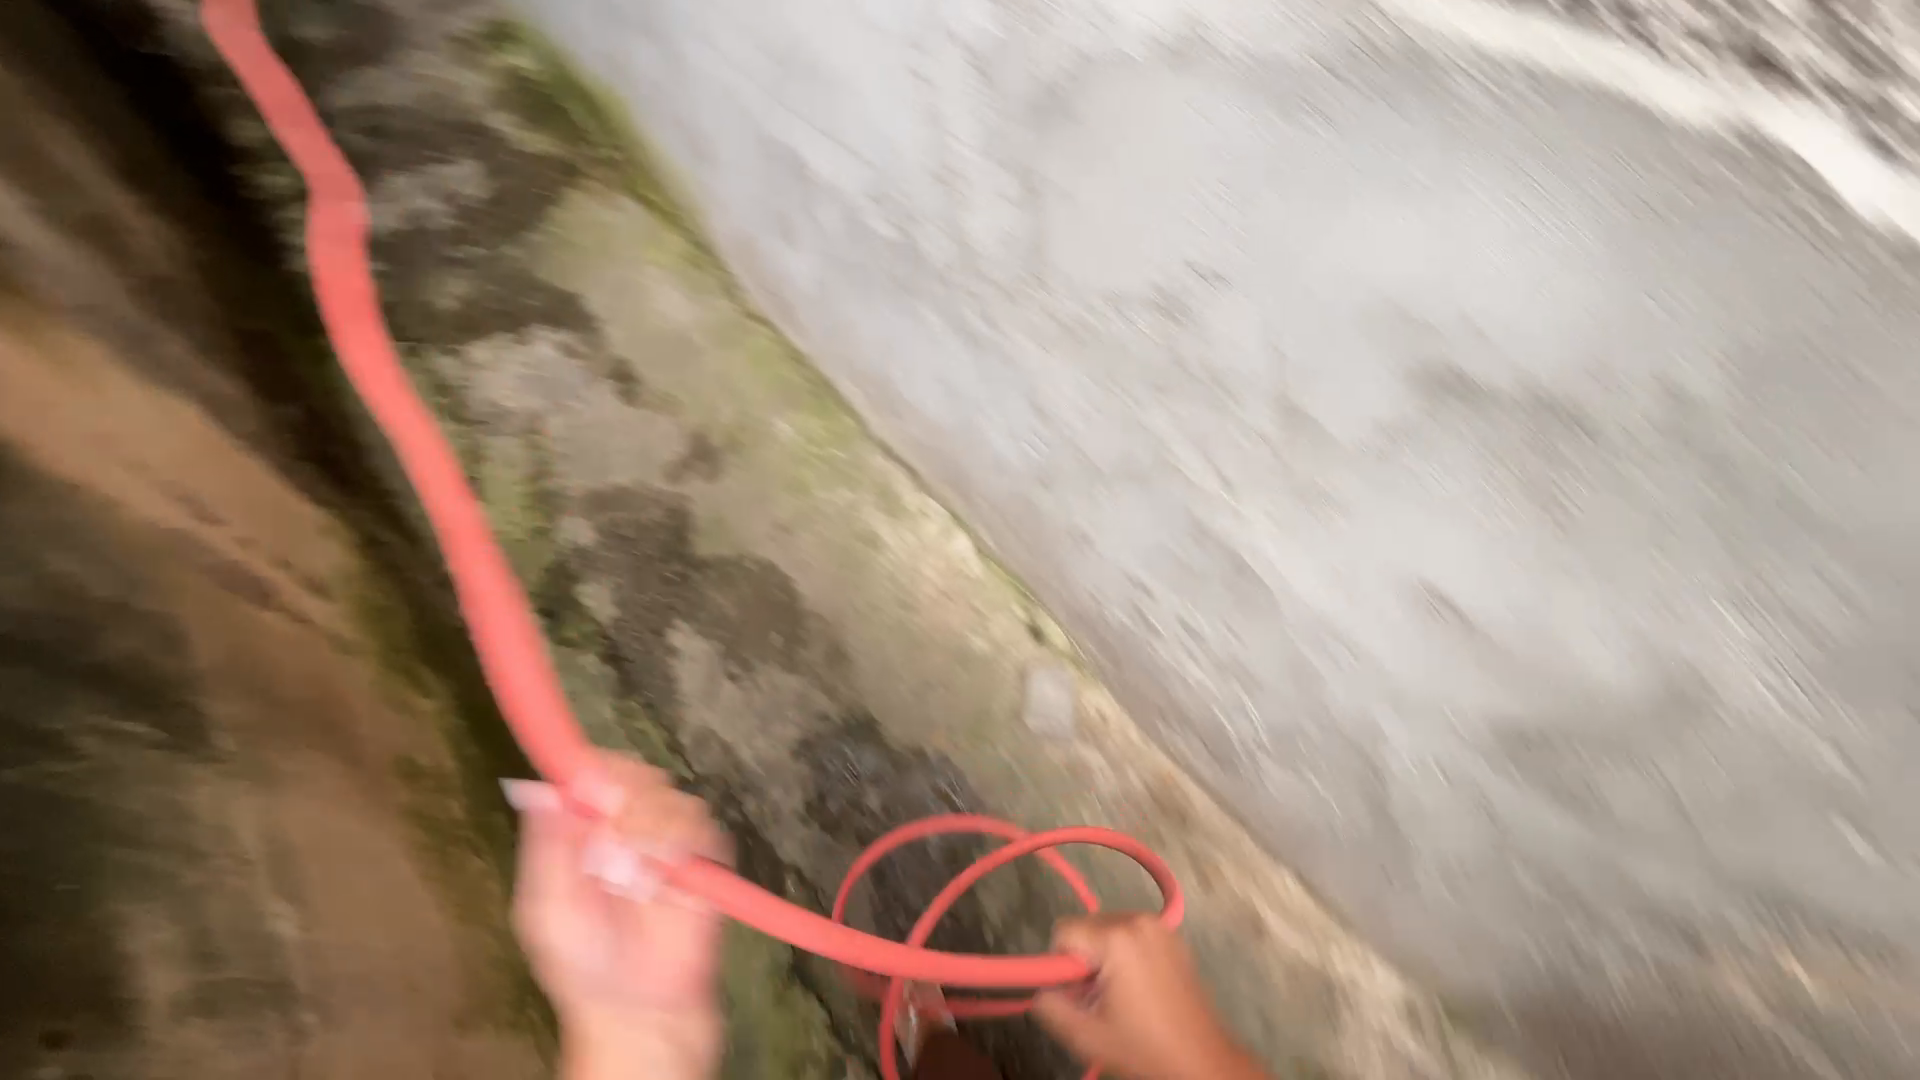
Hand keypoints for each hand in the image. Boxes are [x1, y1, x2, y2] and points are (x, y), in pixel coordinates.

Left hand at [511, 754, 730, 1079]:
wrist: (639, 1010)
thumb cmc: (583, 965)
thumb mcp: (547, 907)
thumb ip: (547, 845)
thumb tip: (535, 787)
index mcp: (589, 833)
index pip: (598, 773)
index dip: (598, 769)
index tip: (593, 782)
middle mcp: (632, 829)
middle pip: (640, 775)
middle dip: (628, 797)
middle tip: (614, 831)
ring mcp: (673, 843)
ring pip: (675, 797)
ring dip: (654, 825)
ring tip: (636, 870)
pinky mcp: (708, 860)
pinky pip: (706, 827)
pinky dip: (687, 839)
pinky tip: (668, 866)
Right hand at [1034, 914, 1262, 1079]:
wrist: (1206, 1065)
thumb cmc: (1145, 1051)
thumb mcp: (1087, 1037)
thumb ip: (1050, 1007)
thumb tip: (1040, 989)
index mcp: (1115, 938)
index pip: (1063, 932)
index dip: (1062, 965)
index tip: (1079, 996)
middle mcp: (1137, 920)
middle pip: (1086, 928)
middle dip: (1083, 960)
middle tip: (1098, 1001)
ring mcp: (1159, 926)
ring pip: (1107, 929)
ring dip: (1103, 956)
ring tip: (1120, 997)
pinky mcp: (1173, 936)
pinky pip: (1130, 934)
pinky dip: (1125, 953)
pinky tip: (1138, 989)